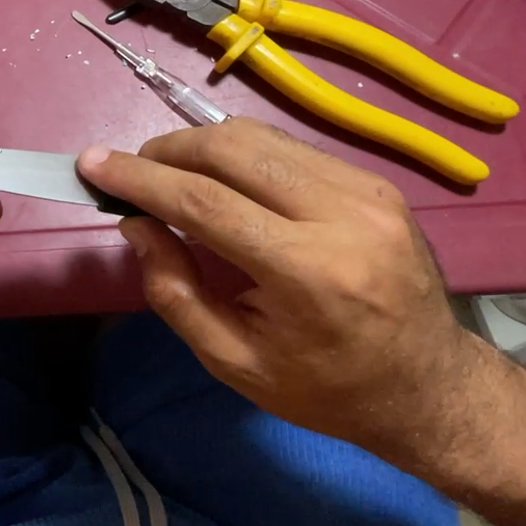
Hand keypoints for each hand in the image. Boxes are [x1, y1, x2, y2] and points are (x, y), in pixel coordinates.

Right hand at [77, 118, 482, 456]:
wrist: (432, 389)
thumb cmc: (325, 389)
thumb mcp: (233, 361)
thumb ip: (174, 290)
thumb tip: (136, 223)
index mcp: (310, 274)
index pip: (205, 202)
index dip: (140, 179)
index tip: (93, 164)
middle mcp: (344, 217)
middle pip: (230, 150)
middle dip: (165, 151)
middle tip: (132, 172)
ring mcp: (367, 192)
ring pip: (256, 136)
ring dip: (198, 146)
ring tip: (169, 174)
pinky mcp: (374, 182)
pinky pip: (284, 146)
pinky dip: (236, 153)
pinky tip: (219, 180)